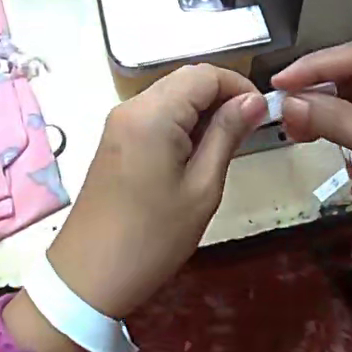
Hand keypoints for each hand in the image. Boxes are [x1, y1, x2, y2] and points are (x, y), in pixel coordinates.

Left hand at [45, 64, 264, 319]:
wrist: (89, 277)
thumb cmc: (153, 238)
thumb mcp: (202, 188)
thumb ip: (227, 135)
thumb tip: (254, 101)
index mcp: (153, 114)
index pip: (205, 74)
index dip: (239, 86)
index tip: (263, 115)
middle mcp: (131, 107)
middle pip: (186, 80)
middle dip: (221, 96)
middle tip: (247, 132)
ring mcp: (118, 123)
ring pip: (171, 96)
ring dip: (202, 111)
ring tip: (224, 147)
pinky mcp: (114, 140)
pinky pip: (155, 115)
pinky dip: (181, 123)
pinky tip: (195, 154)